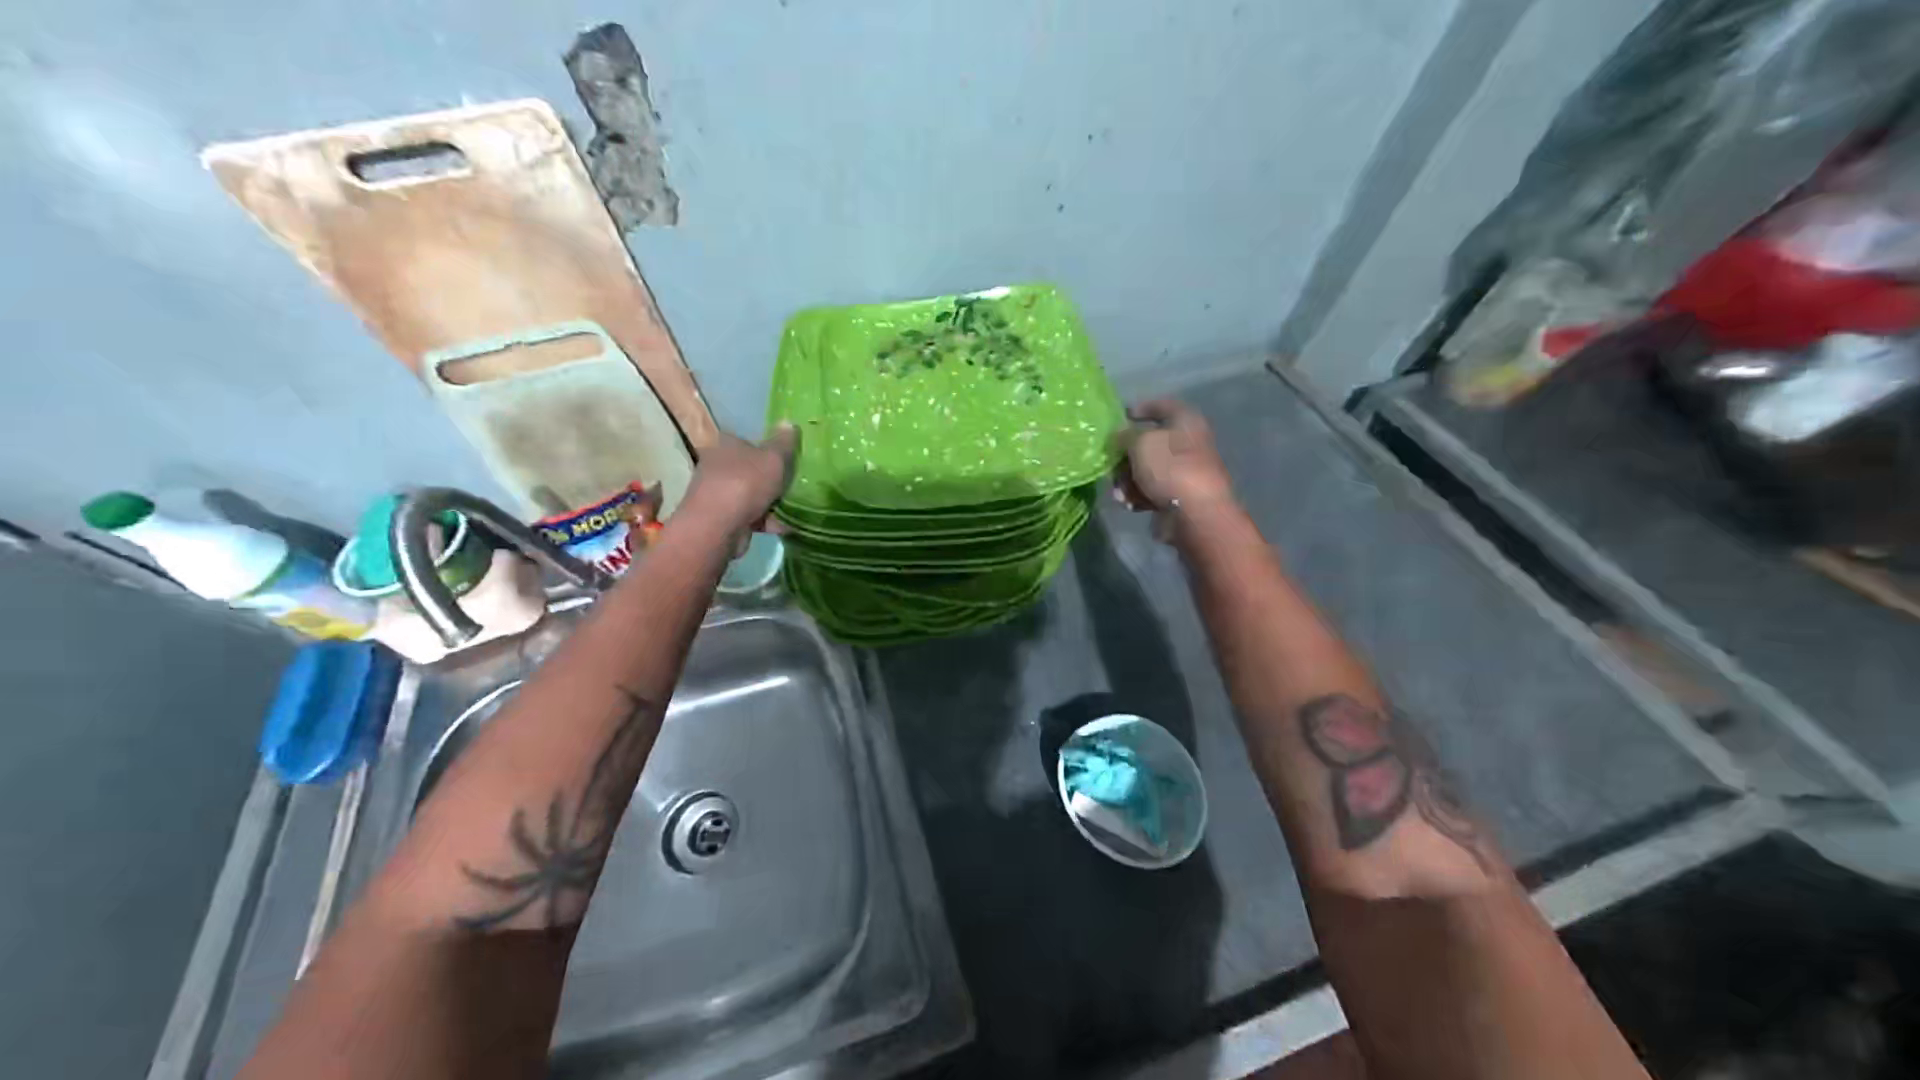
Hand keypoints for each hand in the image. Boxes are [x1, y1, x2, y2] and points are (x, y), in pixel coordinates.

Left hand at [681, 423, 798, 550]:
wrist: (718, 527)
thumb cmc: (745, 484)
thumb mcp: (772, 459)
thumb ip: (783, 443)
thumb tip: (789, 422)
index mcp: (725, 445)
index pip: (745, 440)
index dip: (765, 447)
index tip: (784, 458)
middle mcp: (716, 467)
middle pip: (749, 468)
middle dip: (770, 477)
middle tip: (793, 482)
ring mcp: (718, 494)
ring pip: (750, 494)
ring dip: (770, 501)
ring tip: (794, 506)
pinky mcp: (722, 519)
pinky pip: (750, 516)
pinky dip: (766, 520)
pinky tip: (785, 525)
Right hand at [1114, 399, 1235, 537]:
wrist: (1195, 514)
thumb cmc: (1169, 468)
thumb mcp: (1140, 442)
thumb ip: (1124, 435)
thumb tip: (1119, 436)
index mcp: (1185, 421)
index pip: (1162, 405)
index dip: (1142, 407)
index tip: (1121, 415)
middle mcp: (1188, 443)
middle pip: (1149, 443)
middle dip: (1126, 455)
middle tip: (1110, 464)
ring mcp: (1184, 471)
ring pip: (1146, 469)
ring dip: (1127, 479)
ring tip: (1120, 492)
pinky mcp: (1178, 496)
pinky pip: (1151, 490)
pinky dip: (1138, 495)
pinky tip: (1131, 504)